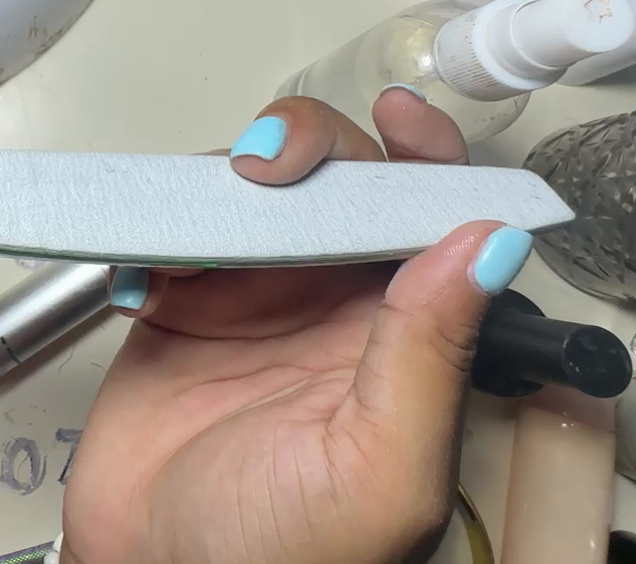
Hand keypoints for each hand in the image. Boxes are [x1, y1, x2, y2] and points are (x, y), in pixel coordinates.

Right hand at [62, 90, 534, 563]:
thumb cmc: (272, 554)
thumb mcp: (375, 469)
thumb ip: (427, 357)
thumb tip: (483, 246)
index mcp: (398, 337)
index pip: (431, 221)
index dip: (424, 158)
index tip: (398, 116)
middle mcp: (329, 301)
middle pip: (336, 181)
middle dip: (307, 150)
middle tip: (266, 167)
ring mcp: (251, 292)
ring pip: (253, 189)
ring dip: (224, 184)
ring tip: (198, 235)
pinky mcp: (182, 293)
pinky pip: (180, 224)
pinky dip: (164, 226)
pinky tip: (153, 276)